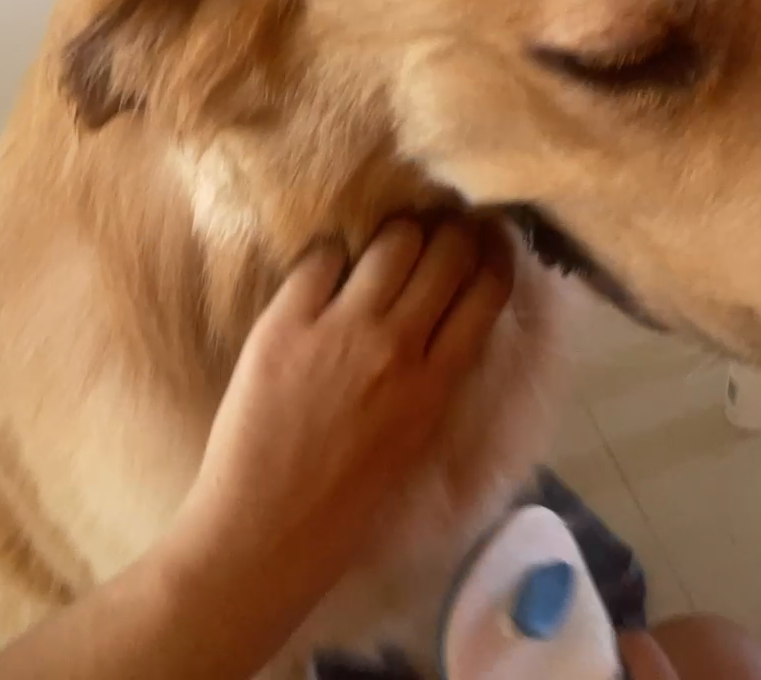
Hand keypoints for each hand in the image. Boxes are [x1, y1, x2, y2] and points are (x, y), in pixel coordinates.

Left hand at [170, 214, 514, 599]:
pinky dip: (333, 252)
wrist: (265, 530)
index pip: (487, 290)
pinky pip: (322, 255)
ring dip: (398, 234)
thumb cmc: (350, 498)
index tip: (489, 235)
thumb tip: (450, 309)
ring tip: (387, 243)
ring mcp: (339, 329)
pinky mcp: (284, 322)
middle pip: (445, 252)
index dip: (495, 251)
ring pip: (392, 241)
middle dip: (451, 230)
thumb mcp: (419, 436)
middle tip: (440, 228)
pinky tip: (330, 266)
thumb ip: (439, 371)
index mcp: (436, 382)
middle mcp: (396, 344)